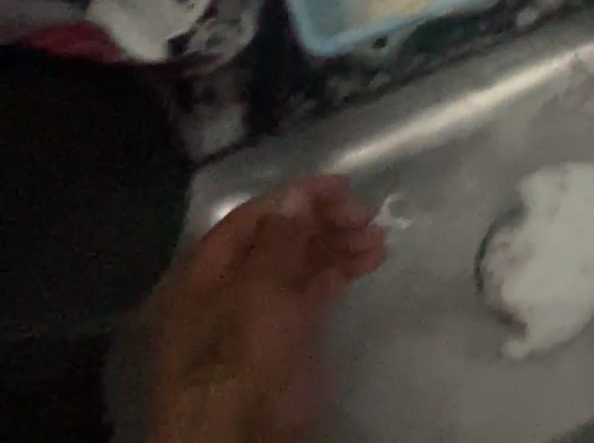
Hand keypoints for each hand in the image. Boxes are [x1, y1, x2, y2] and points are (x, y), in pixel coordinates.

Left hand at [146, 175, 385, 442]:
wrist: (243, 432)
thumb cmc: (241, 357)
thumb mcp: (257, 295)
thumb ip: (278, 243)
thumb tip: (297, 196)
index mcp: (205, 276)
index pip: (251, 220)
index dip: (296, 198)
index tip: (346, 187)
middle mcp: (230, 286)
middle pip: (280, 236)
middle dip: (325, 220)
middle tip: (367, 217)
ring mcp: (259, 309)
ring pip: (303, 259)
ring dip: (341, 242)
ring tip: (378, 240)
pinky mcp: (287, 329)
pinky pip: (316, 285)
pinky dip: (343, 268)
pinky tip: (371, 261)